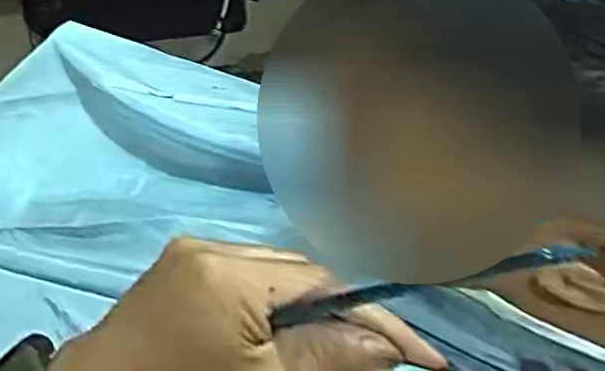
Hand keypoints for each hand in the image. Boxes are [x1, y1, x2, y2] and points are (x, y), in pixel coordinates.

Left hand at [52, 238, 446, 370]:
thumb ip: (327, 356)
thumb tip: (385, 343)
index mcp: (225, 268)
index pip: (318, 278)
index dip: (375, 316)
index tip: (428, 359)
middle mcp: (203, 245)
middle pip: (292, 269)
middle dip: (343, 309)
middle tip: (393, 358)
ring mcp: (185, 254)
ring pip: (267, 272)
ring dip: (309, 307)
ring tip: (349, 350)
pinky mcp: (175, 269)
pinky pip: (239, 277)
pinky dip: (272, 304)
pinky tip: (293, 337)